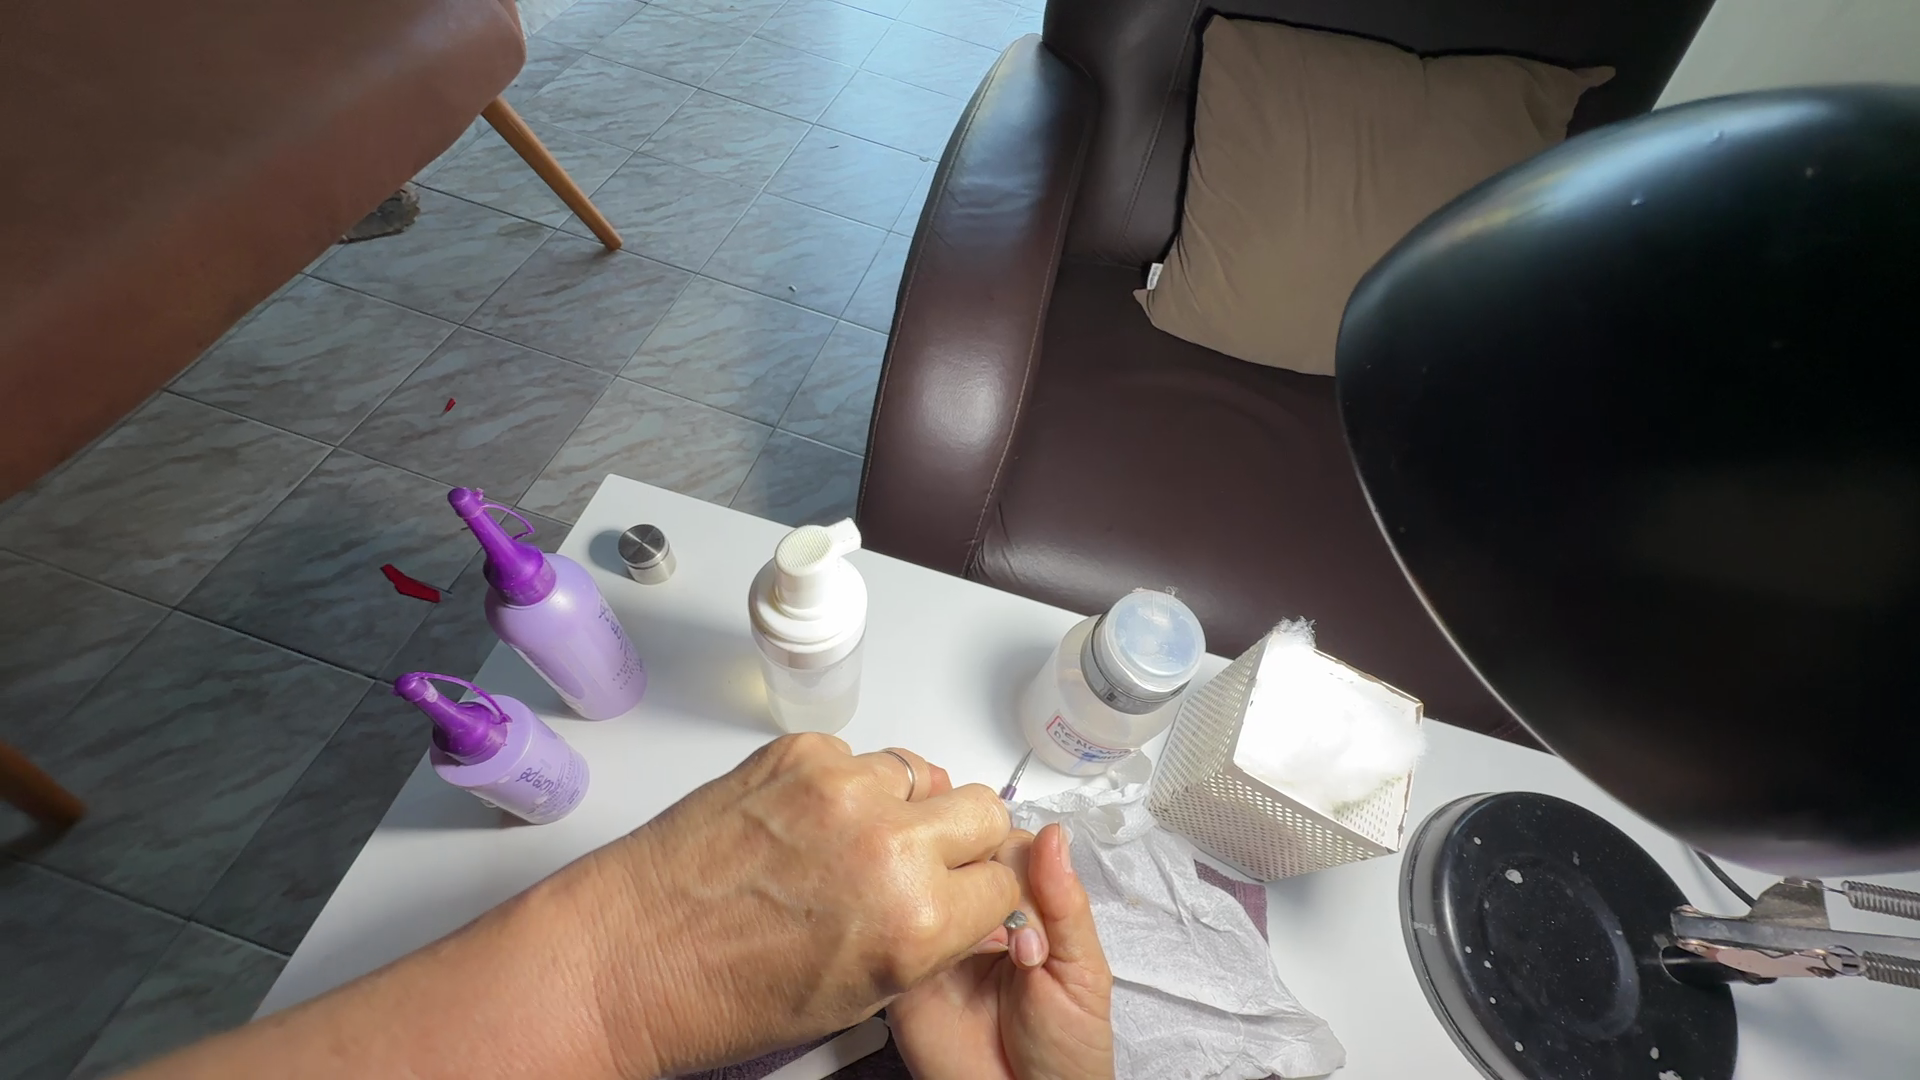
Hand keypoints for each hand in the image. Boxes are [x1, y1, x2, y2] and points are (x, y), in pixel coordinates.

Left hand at [569, 733, 1017, 1076]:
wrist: (630, 951)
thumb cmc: (726, 991)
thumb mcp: (863, 991)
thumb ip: (933, 933)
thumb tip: (973, 894)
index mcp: (916, 921)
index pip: (1005, 877)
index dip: (986, 884)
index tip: (972, 880)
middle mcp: (889, 843)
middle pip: (983, 806)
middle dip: (963, 834)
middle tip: (926, 852)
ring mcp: (843, 786)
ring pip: (919, 771)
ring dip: (900, 803)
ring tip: (852, 835)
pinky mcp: (800, 751)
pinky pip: (857, 757)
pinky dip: (845, 785)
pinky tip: (807, 820)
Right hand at [890, 823, 1114, 1079]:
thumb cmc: (1066, 1049)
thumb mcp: (1082, 971)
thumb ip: (1066, 903)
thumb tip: (1054, 834)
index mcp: (1024, 902)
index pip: (1008, 846)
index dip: (1014, 865)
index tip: (1030, 916)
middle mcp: (978, 910)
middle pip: (965, 856)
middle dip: (985, 885)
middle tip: (1012, 942)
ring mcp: (942, 932)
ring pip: (931, 881)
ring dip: (955, 907)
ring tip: (986, 959)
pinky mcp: (908, 964)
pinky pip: (899, 927)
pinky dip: (918, 932)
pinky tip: (948, 961)